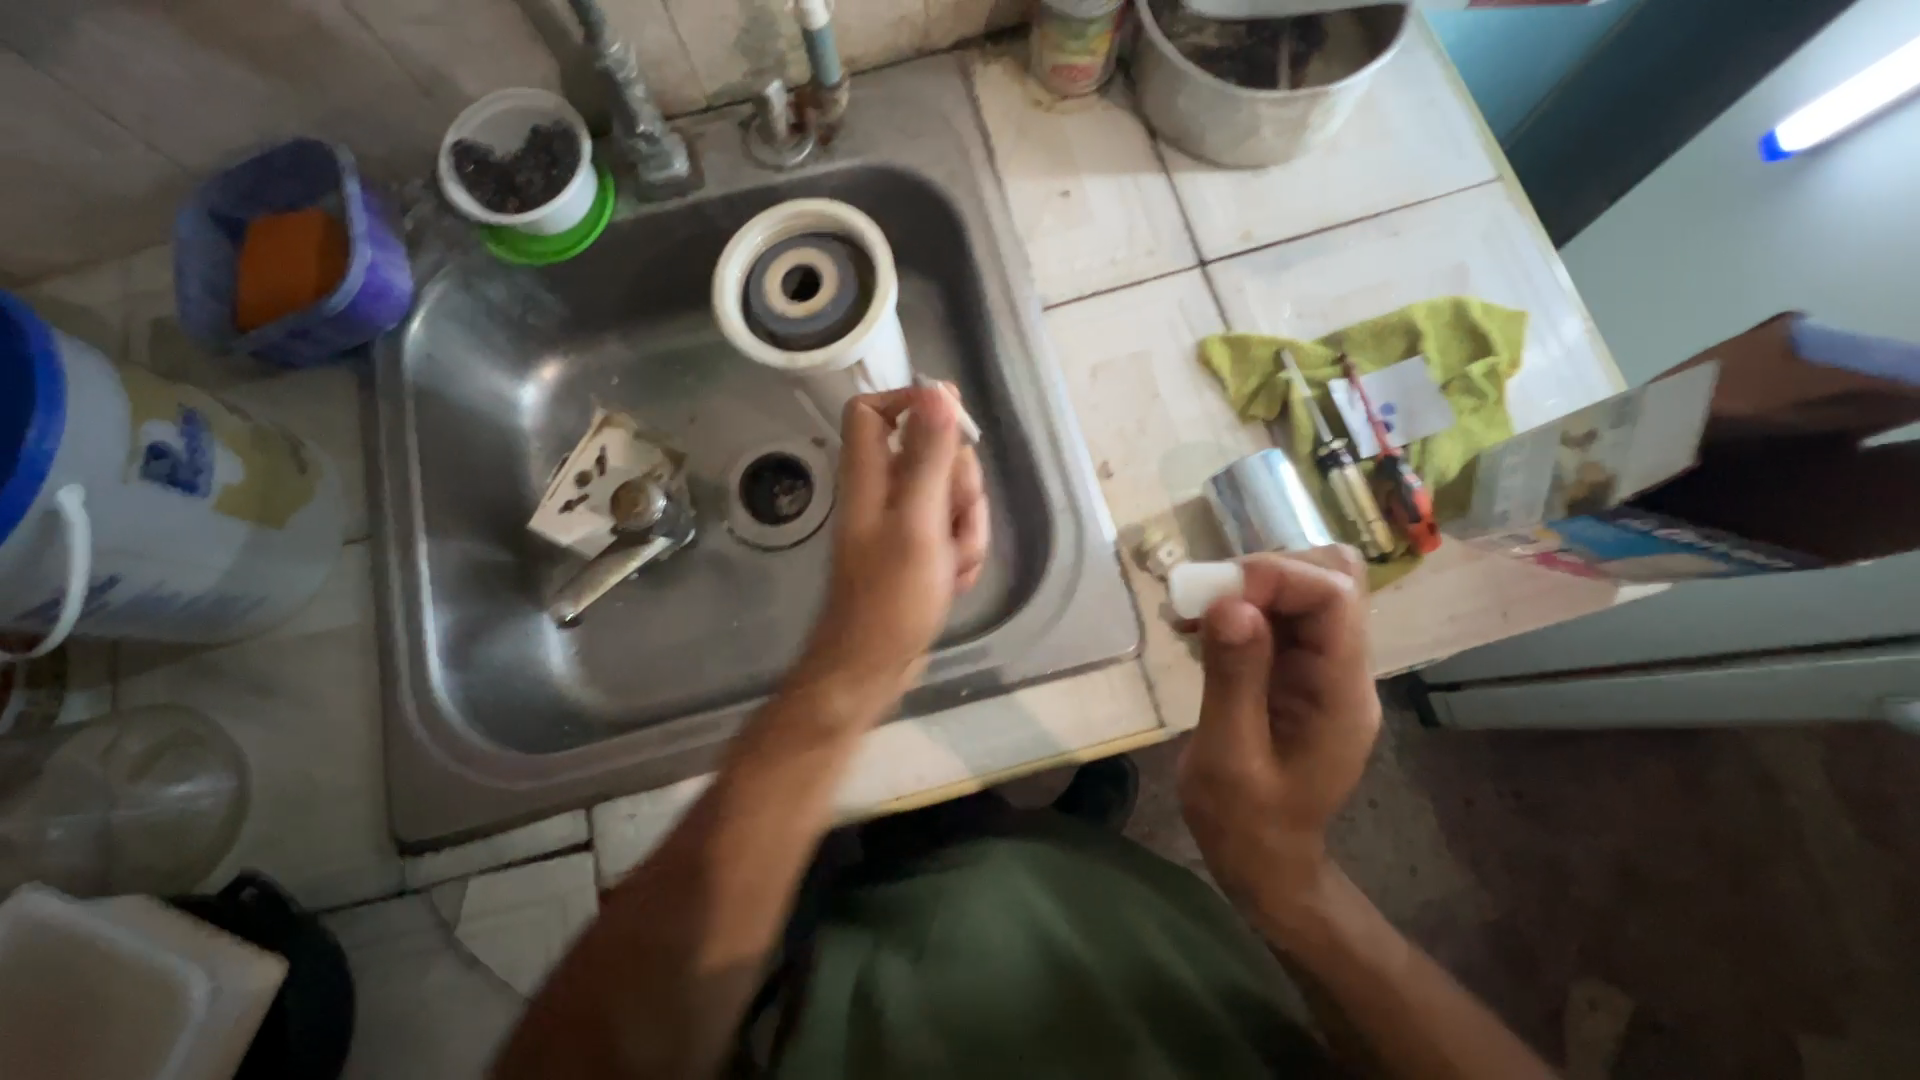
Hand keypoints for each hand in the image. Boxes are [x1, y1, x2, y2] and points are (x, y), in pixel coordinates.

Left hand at [791, 383, 989, 711]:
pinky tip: (952, 581)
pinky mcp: (919, 548)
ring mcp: (903, 521)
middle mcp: (883, 490)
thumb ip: (928, 456)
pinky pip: (954, 530)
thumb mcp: (917, 523)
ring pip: (952, 495)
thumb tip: (937, 391)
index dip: (911, 403)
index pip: (873, 408)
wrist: (874, 666)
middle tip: (949, 524)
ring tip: (949, 564)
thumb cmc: (891, 597)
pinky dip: (961, 553)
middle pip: (933, 453)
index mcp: (870, 474)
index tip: (954, 423)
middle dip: (959, 487)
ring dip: (964, 529)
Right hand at [1176, 547, 1379, 931]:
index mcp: (1341, 692)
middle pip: (1331, 577)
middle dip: (1264, 574)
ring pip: (1304, 589)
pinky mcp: (1298, 672)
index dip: (1276, 577)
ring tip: (1192, 615)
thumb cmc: (1245, 824)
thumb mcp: (1229, 758)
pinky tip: (1197, 630)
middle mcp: (1342, 670)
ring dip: (1247, 588)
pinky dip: (1238, 608)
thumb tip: (1231, 603)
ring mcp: (1322, 669)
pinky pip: (1279, 616)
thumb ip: (1234, 679)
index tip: (1214, 596)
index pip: (1334, 595)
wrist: (1265, 862)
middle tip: (1204, 602)